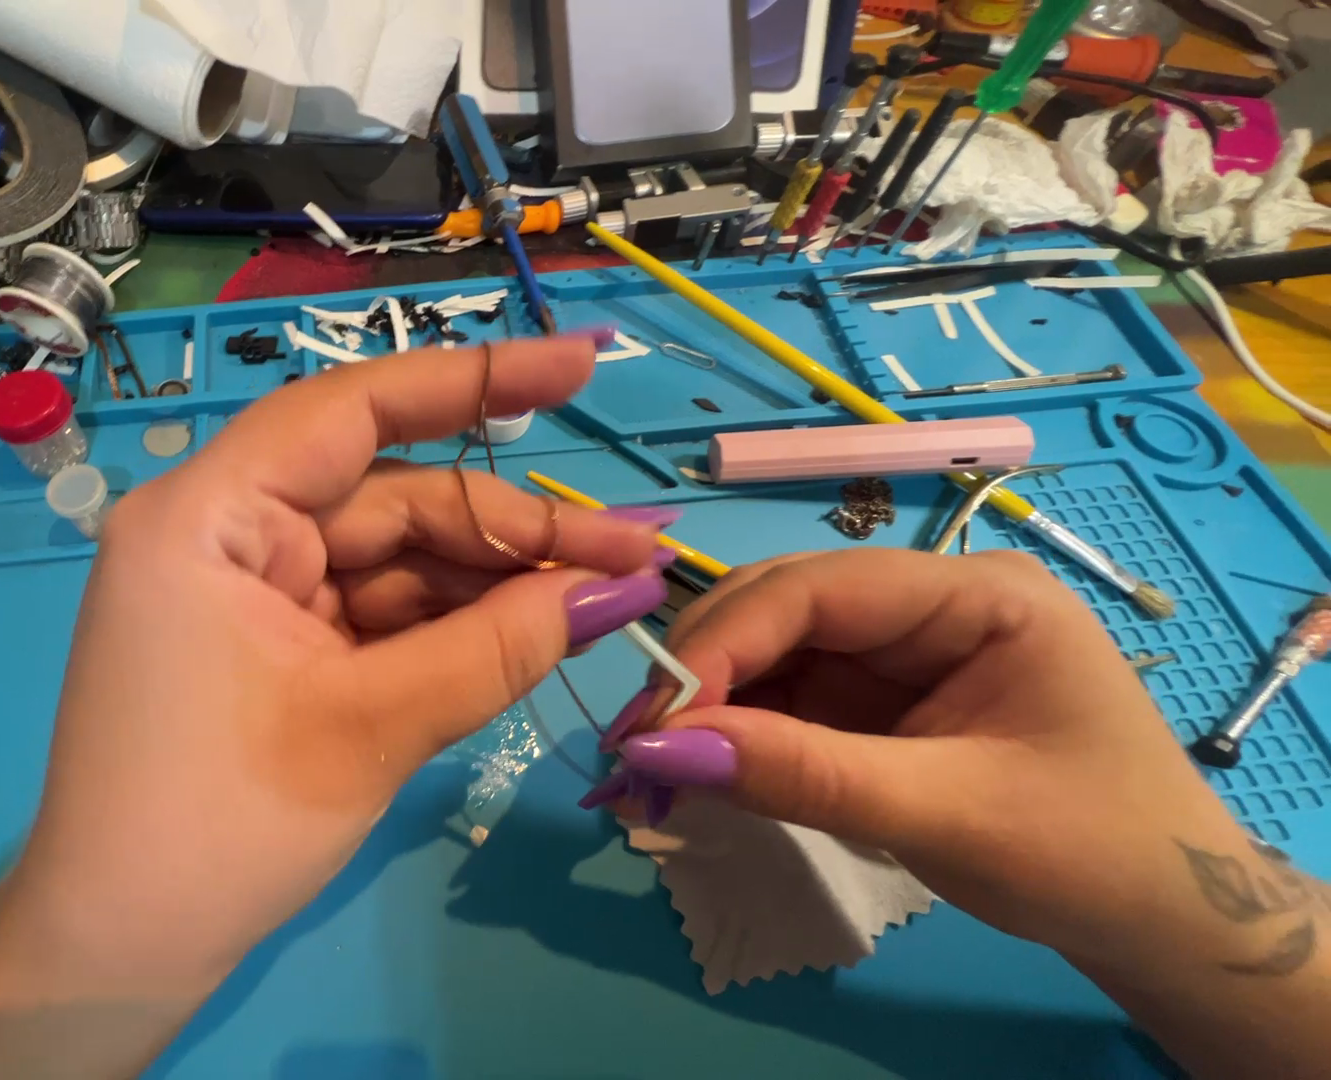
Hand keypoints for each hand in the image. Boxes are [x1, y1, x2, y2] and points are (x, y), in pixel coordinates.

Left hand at [10, 335, 673, 993]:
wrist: (115, 951)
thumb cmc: (216, 833)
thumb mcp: (369, 729)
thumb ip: (495, 648)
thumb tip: (613, 591)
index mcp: (209, 515)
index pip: (353, 410)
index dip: (474, 380)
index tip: (577, 369)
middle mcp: (224, 530)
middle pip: (391, 496)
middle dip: (509, 527)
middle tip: (628, 559)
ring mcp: (249, 587)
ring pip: (392, 556)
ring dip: (489, 581)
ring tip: (598, 603)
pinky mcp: (271, 638)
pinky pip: (374, 607)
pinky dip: (446, 622)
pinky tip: (525, 633)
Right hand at [591, 548, 1256, 976]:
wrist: (1156, 921)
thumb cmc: (1093, 857)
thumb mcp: (948, 816)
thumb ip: (801, 775)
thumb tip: (657, 752)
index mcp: (971, 594)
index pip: (813, 589)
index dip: (722, 644)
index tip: (654, 720)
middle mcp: (912, 601)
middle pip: (770, 607)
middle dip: (699, 673)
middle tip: (638, 744)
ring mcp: (879, 644)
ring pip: (755, 648)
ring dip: (697, 703)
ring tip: (650, 761)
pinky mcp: (853, 689)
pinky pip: (765, 692)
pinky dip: (719, 728)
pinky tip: (689, 761)